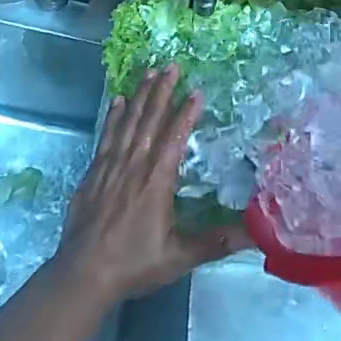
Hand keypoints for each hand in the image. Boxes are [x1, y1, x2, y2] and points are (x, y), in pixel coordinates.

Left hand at [53, 65, 251, 302]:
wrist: (82, 274)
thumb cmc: (134, 264)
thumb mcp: (180, 256)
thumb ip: (217, 241)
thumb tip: (258, 233)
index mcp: (156, 181)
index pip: (174, 138)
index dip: (186, 113)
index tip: (196, 91)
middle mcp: (133, 166)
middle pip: (149, 121)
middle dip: (161, 92)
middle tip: (171, 66)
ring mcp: (109, 167)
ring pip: (127, 123)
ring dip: (139, 97)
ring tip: (148, 72)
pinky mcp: (92, 174)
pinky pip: (106, 137)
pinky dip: (112, 117)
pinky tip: (116, 102)